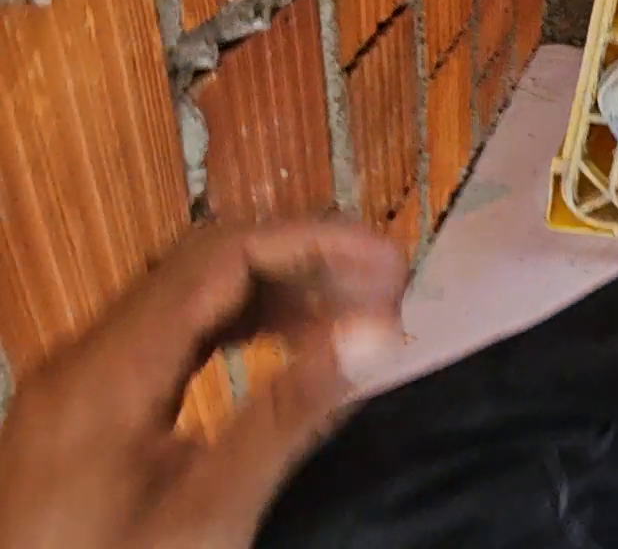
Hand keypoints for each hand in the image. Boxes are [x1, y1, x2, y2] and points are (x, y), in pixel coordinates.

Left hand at [0, 222, 406, 548]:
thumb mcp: (209, 509)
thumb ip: (292, 412)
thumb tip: (382, 329)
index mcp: (107, 372)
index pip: (226, 255)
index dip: (320, 242)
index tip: (392, 267)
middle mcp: (91, 353)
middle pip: (218, 257)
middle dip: (316, 258)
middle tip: (389, 287)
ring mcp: (94, 370)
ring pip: (209, 284)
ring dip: (296, 285)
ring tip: (362, 314)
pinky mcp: (108, 391)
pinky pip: (195, 320)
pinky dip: (265, 315)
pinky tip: (307, 340)